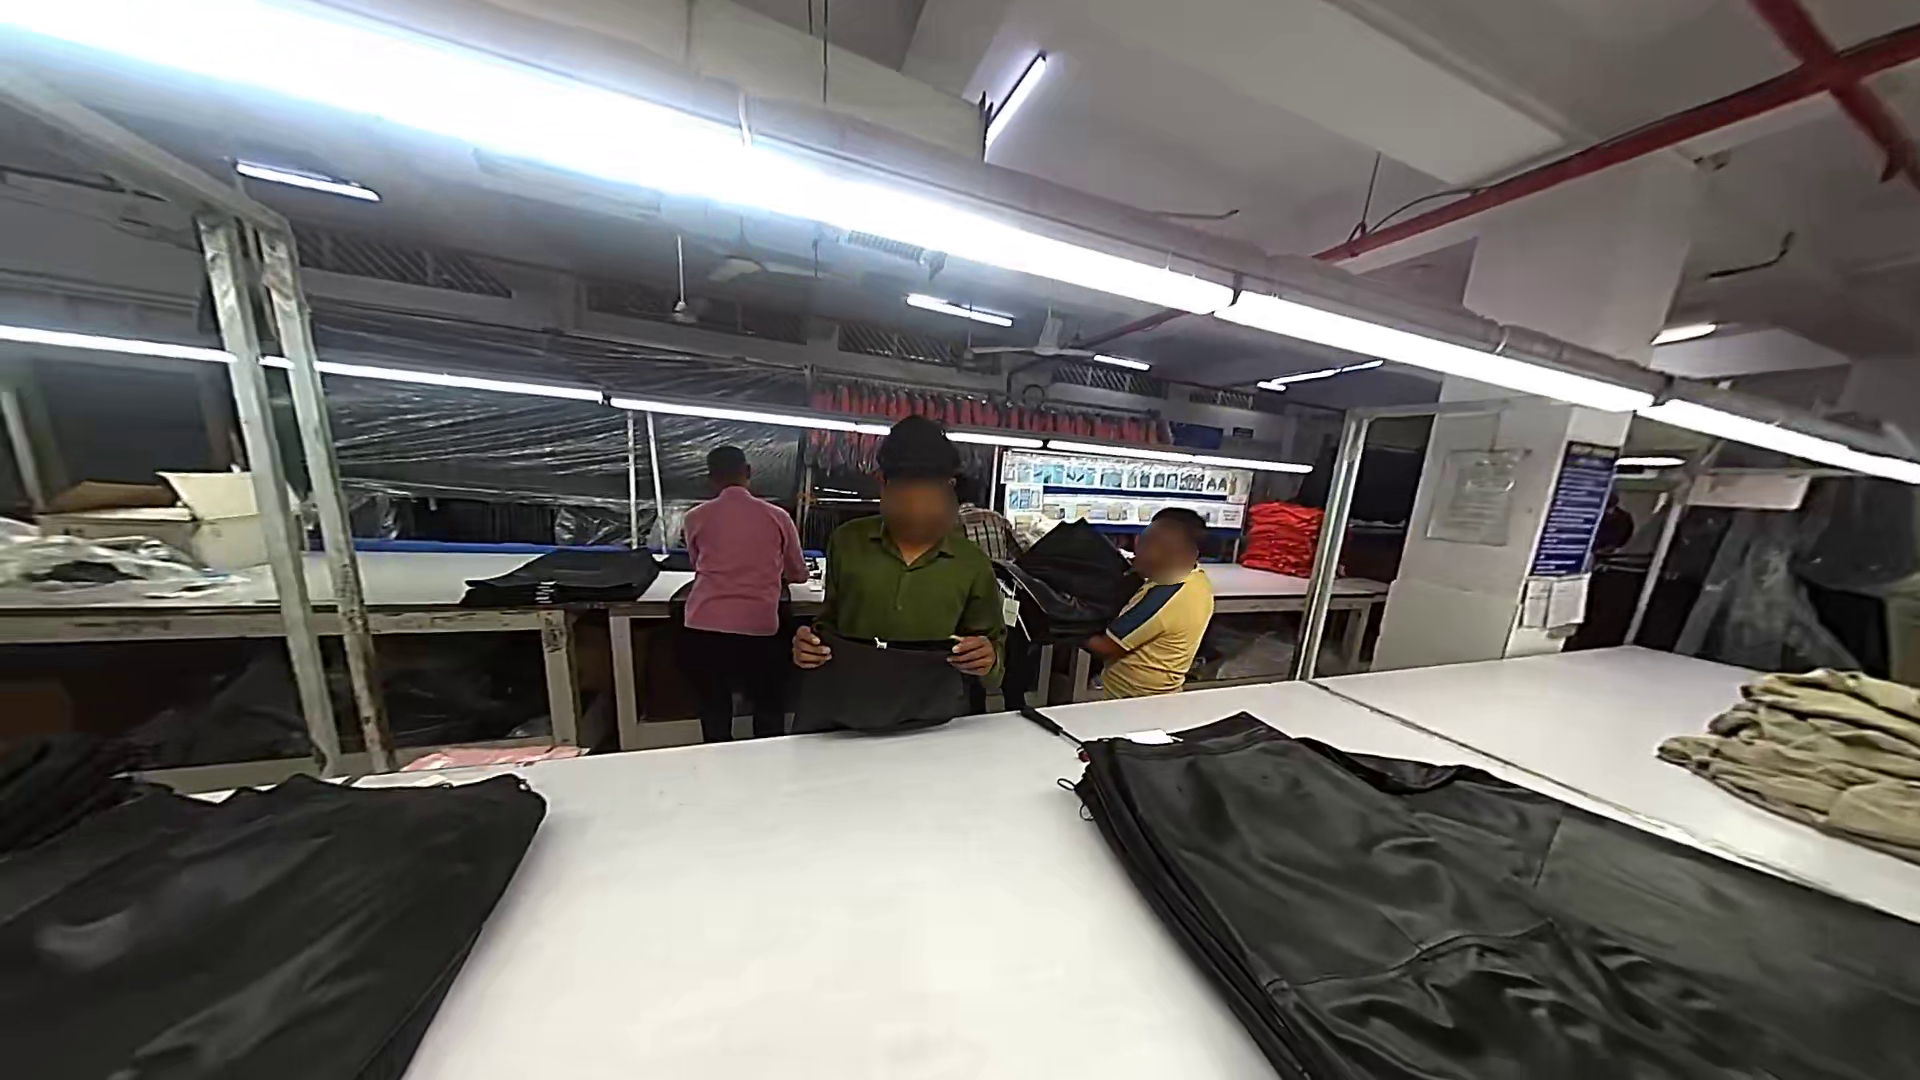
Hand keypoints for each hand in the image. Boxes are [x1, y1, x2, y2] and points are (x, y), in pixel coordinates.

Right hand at [793, 625, 831, 668]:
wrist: (821, 644)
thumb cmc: (822, 636)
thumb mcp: (823, 632)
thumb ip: (824, 634)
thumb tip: (829, 637)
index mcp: (802, 631)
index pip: (802, 633)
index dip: (809, 637)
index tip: (818, 641)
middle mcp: (796, 641)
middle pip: (802, 646)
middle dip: (816, 649)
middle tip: (828, 650)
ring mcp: (796, 651)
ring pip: (801, 656)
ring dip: (816, 657)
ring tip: (827, 657)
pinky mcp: (798, 660)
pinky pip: (803, 664)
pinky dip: (813, 663)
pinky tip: (822, 661)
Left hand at [949, 635, 995, 676]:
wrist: (991, 654)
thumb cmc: (979, 646)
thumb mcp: (973, 640)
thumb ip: (963, 639)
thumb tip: (952, 638)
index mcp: (983, 641)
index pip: (972, 644)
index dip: (962, 647)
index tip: (953, 650)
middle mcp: (988, 650)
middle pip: (972, 655)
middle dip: (960, 658)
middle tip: (950, 658)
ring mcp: (988, 661)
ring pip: (973, 664)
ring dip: (961, 665)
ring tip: (953, 663)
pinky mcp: (986, 670)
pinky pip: (974, 671)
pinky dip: (965, 670)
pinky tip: (959, 667)